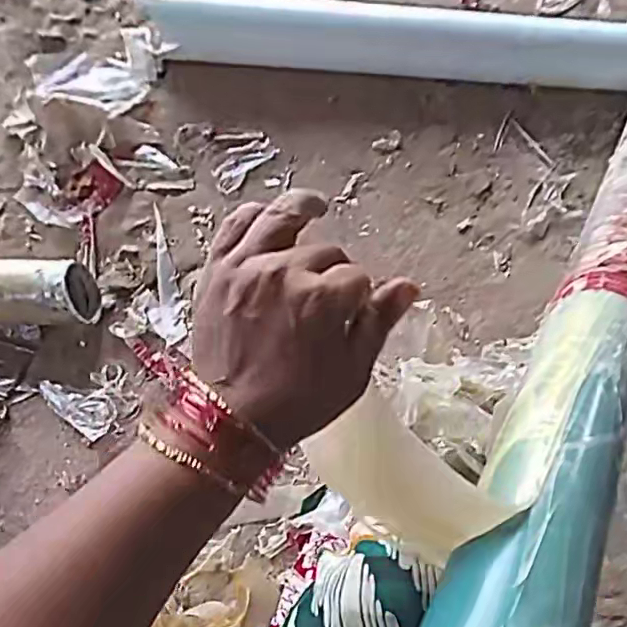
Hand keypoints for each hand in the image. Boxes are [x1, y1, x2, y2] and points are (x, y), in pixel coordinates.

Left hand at [187, 190, 420, 450]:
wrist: (233, 420)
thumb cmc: (300, 403)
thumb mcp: (353, 371)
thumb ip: (379, 322)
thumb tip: (407, 287)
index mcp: (324, 299)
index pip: (359, 279)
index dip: (363, 297)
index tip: (356, 316)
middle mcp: (286, 272)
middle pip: (328, 253)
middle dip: (336, 273)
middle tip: (331, 301)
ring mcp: (248, 266)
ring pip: (283, 219)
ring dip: (304, 208)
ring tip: (316, 206)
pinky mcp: (218, 270)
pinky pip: (237, 225)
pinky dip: (255, 214)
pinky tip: (269, 214)